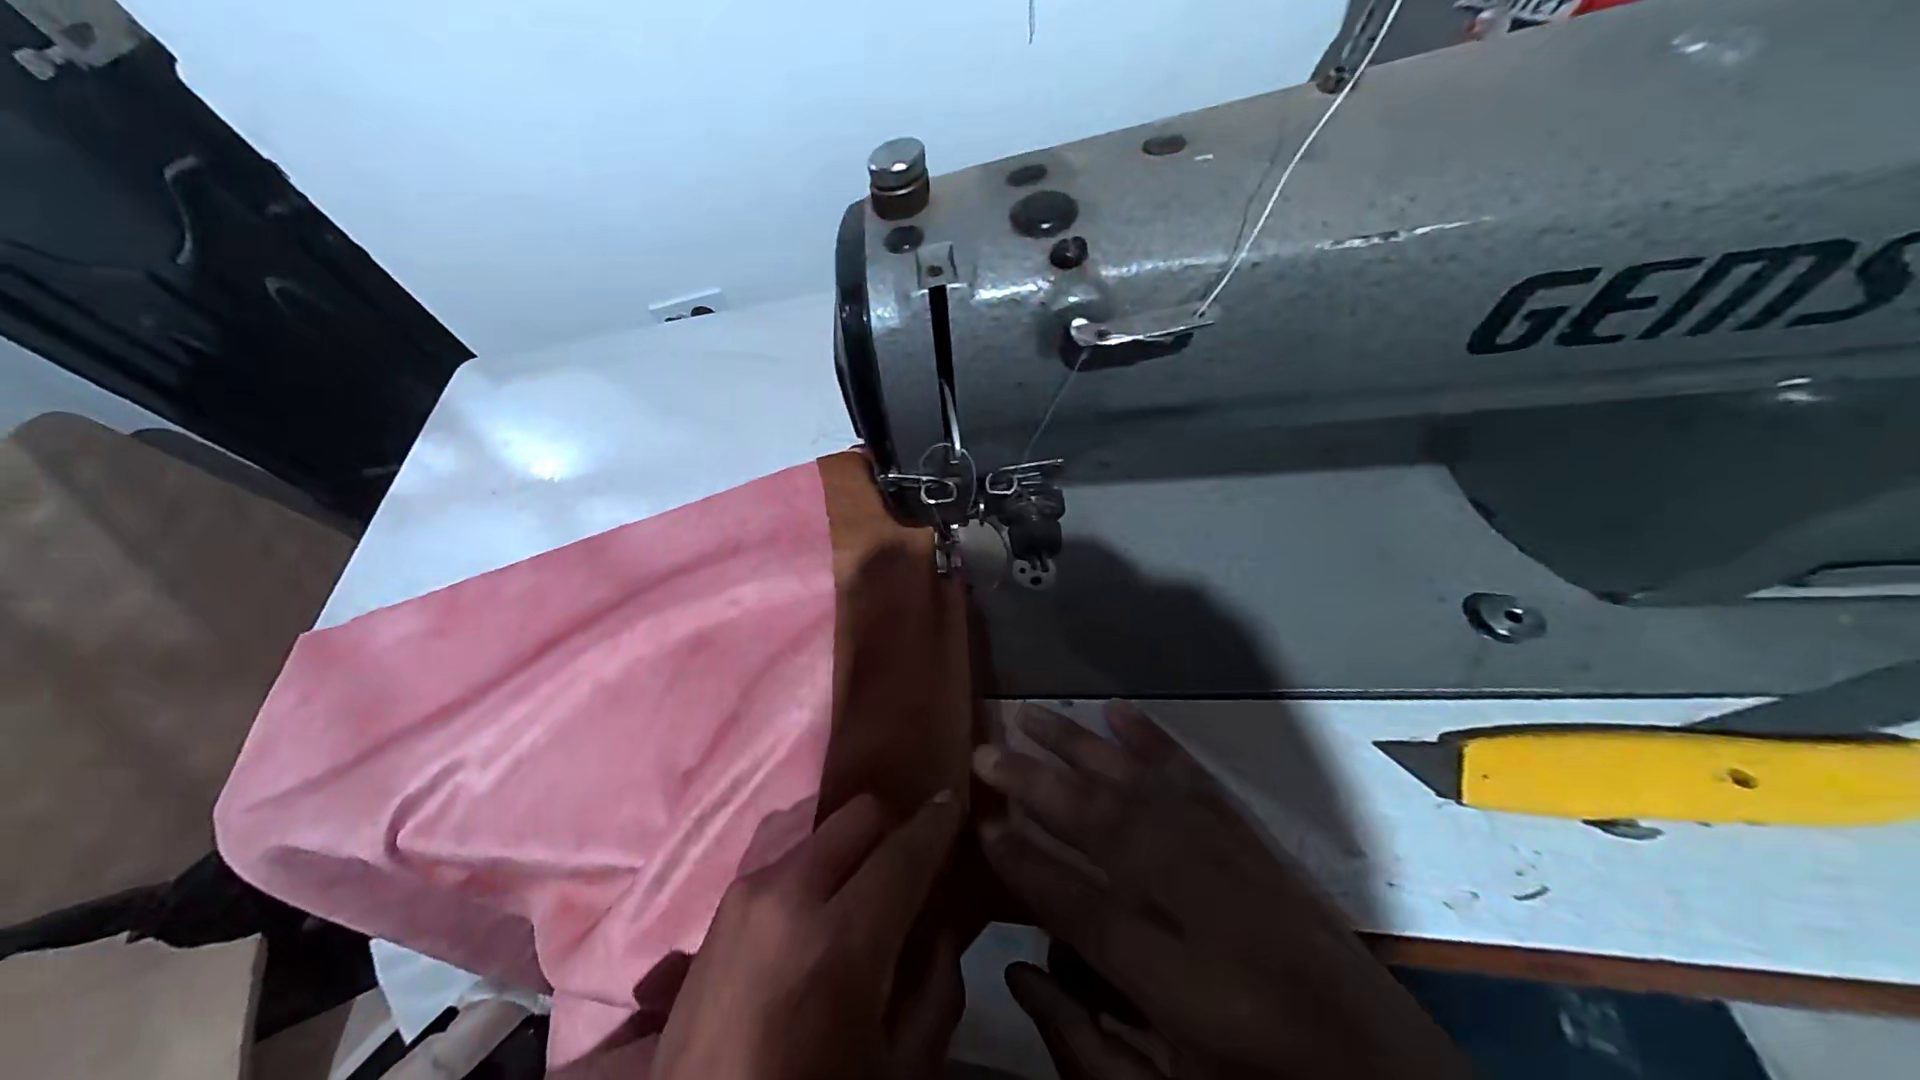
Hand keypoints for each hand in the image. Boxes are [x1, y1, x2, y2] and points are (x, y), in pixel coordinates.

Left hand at [653, 791, 966, 1079]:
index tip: (955, 802)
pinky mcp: (719, 904)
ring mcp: (746, 892)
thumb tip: (940, 923)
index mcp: (839, 940)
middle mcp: (788, 894)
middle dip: (895, 824)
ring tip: (866, 884)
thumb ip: (937, 986)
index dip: (938, 822)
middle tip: (913, 860)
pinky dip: (818, 862)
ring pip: (820, 827)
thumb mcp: (900, 1068)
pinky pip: (785, 854)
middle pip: (859, 814)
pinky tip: (823, 904)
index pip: (904, 851)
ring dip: (854, 843)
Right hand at [976, 703, 1469, 1079]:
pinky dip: (1159, 746)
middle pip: (1112, 831)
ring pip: (1150, 791)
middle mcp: (1213, 910)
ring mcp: (1243, 868)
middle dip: (1041, 786)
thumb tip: (1017, 969)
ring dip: (1086, 747)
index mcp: (1188, 988)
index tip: (981, 825)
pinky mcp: (1264, 849)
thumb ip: (1086, 1045)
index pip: (1087, 908)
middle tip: (986, 750)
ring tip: (1034, 714)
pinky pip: (1204, 786)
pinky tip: (1121, 715)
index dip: (1028, 865)